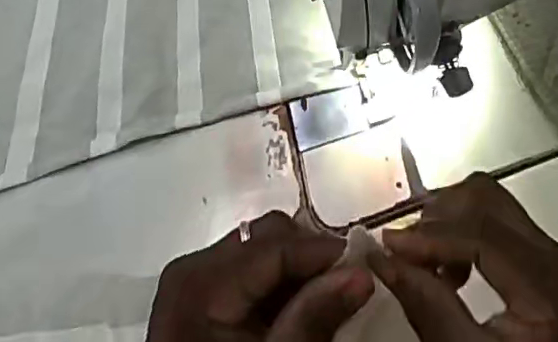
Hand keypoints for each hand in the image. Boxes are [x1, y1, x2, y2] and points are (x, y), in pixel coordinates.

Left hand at [147, 211, 373, 341]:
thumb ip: (312, 320)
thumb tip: (359, 273)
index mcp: (202, 281)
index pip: (272, 246)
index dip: (321, 250)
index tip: (365, 261)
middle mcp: (193, 267)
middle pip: (263, 238)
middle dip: (308, 254)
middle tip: (349, 281)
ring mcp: (193, 281)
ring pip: (257, 249)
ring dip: (295, 267)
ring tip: (331, 293)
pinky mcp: (199, 298)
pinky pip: (245, 272)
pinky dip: (277, 283)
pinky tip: (302, 304)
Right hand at [370, 174, 557, 341]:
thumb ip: (427, 305)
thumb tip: (380, 256)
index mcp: (547, 287)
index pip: (479, 233)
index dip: (428, 235)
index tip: (389, 245)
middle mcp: (556, 260)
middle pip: (485, 200)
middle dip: (437, 215)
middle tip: (405, 246)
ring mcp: (555, 257)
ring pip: (489, 201)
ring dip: (448, 218)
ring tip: (425, 257)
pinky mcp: (547, 262)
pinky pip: (499, 220)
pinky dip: (465, 230)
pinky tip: (450, 268)